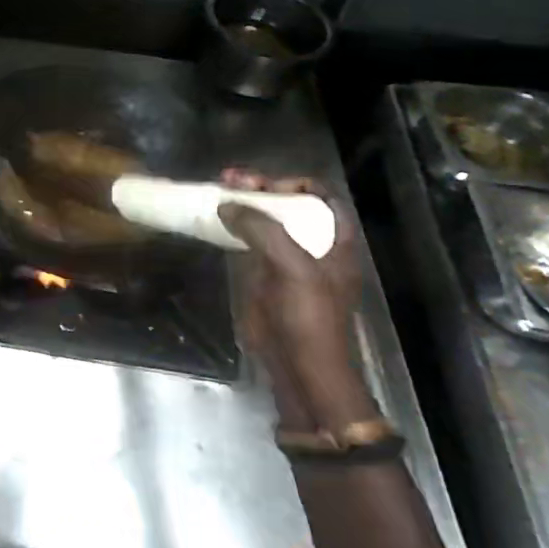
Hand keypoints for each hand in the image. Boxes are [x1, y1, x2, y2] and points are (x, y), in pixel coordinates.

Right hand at [217, 172, 376, 428]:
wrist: (300, 367)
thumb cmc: (309, 317)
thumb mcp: (293, 267)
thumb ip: (263, 230)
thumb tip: (227, 205)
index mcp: (335, 241)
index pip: (321, 196)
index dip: (294, 183)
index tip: (265, 184)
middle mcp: (313, 246)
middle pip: (287, 205)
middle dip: (260, 189)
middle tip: (229, 179)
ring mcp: (286, 261)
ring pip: (265, 222)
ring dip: (242, 205)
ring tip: (216, 191)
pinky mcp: (263, 278)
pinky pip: (248, 244)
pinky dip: (232, 228)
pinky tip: (213, 220)